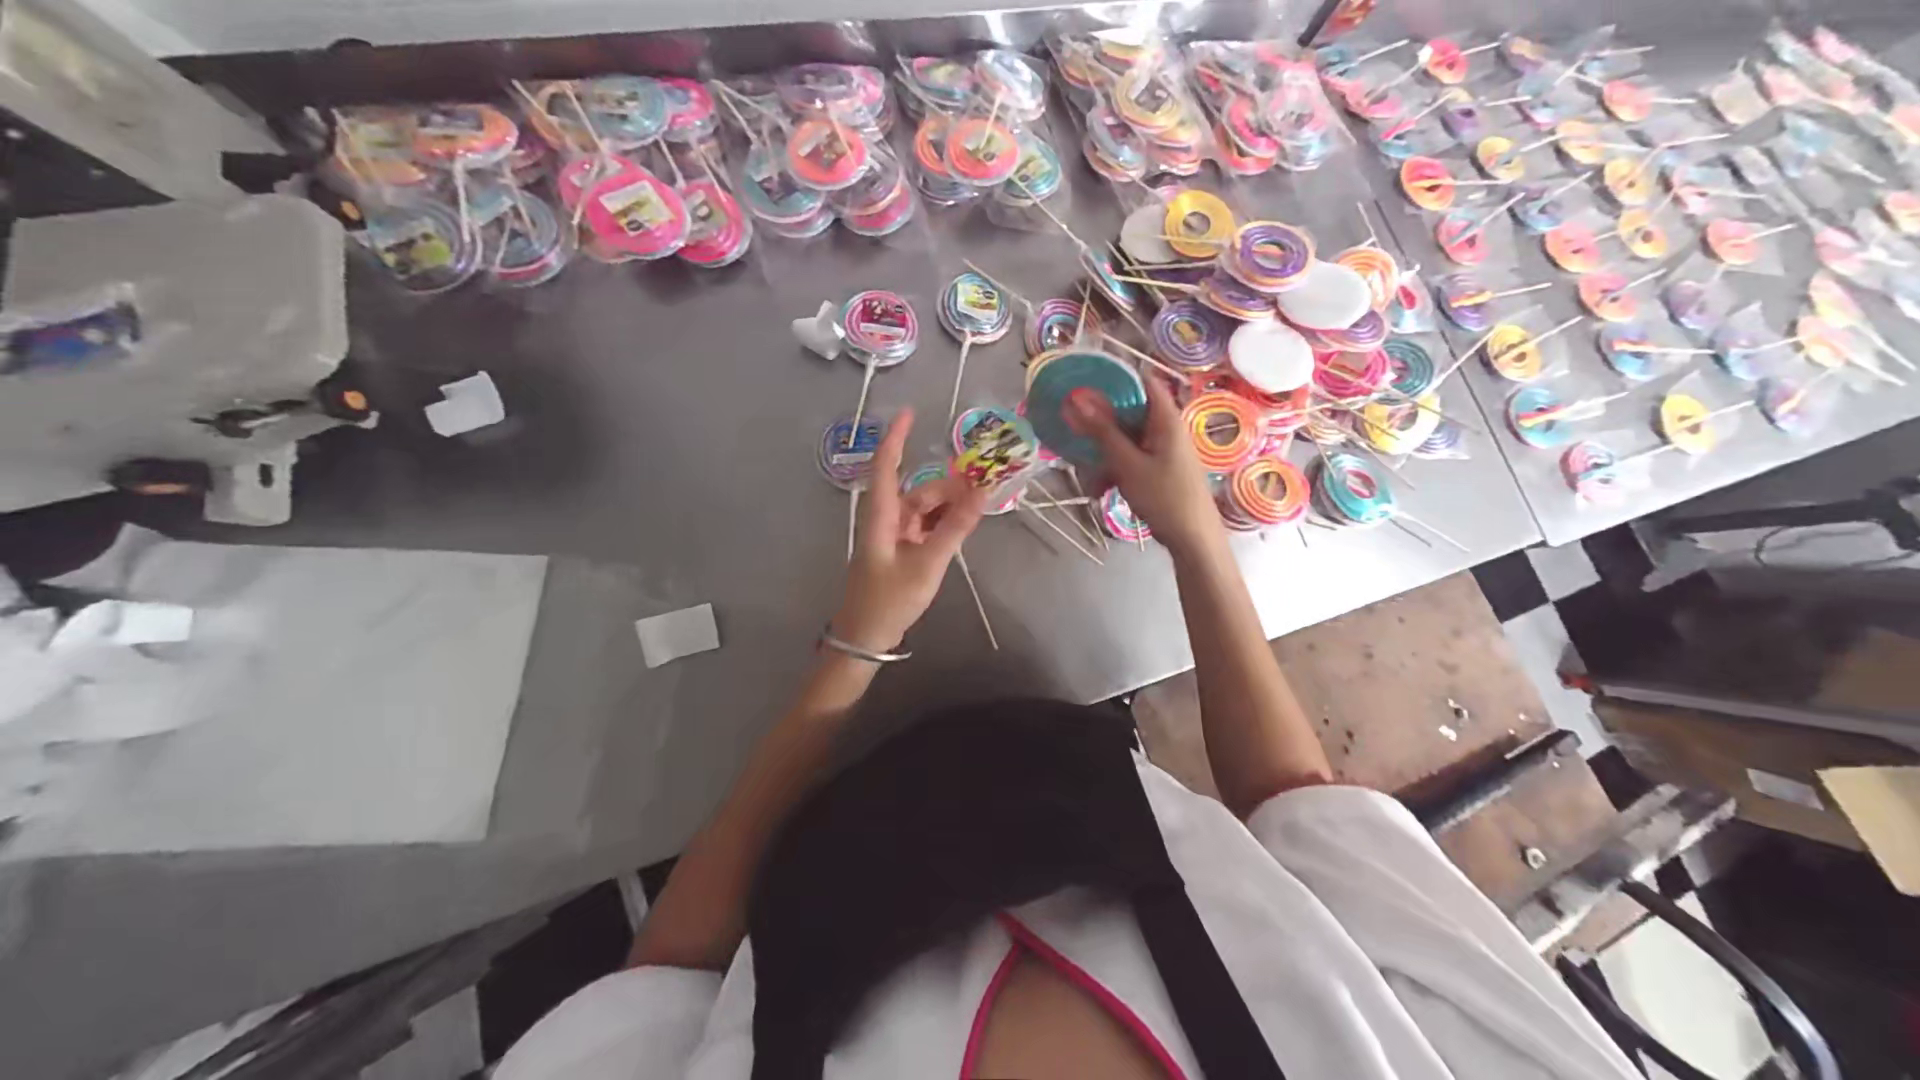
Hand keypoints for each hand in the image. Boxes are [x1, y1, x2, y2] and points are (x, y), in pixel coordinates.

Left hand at [833, 409, 988, 651]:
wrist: (865, 638)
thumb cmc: (889, 600)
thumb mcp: (928, 564)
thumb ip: (956, 527)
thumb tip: (983, 491)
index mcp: (881, 516)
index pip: (886, 465)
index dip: (896, 437)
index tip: (909, 412)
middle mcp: (885, 518)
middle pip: (917, 490)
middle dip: (948, 486)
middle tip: (984, 485)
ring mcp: (891, 535)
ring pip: (924, 509)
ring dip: (949, 507)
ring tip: (979, 508)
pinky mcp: (898, 550)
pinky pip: (924, 526)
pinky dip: (942, 524)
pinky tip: (963, 527)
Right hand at [1067, 376, 1222, 555]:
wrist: (1193, 539)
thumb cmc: (1164, 497)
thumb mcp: (1127, 464)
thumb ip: (1102, 431)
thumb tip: (1077, 399)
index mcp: (1165, 418)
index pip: (1142, 380)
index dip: (1115, 376)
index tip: (1085, 383)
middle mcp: (1167, 428)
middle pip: (1130, 410)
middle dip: (1102, 422)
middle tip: (1075, 431)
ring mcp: (1165, 449)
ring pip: (1128, 437)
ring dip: (1106, 452)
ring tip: (1090, 474)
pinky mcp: (1161, 468)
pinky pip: (1134, 457)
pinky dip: (1116, 467)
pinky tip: (1102, 488)